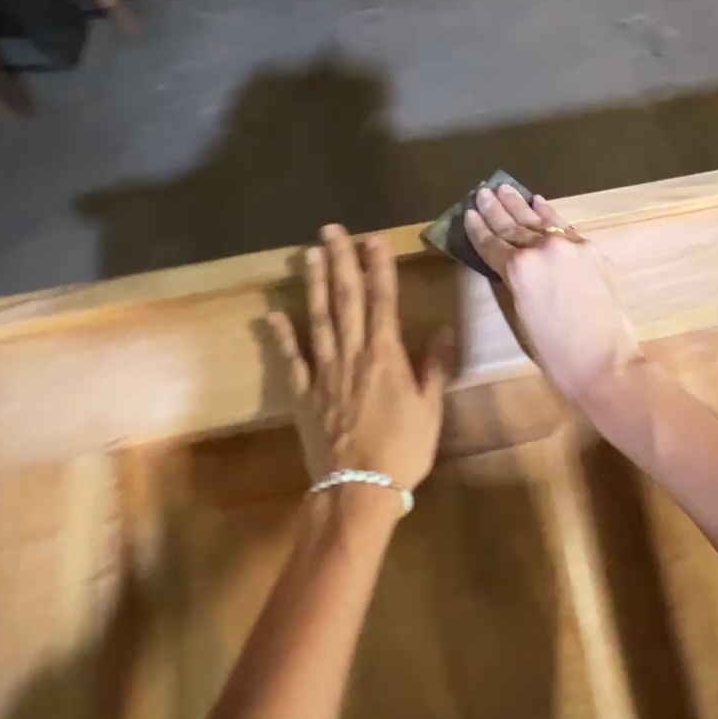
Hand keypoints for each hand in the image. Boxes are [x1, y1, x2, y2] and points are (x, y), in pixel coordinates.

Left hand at [266, 225, 453, 493]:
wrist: (359, 488)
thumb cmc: (404, 449)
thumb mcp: (430, 409)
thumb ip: (434, 367)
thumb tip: (443, 329)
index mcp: (386, 357)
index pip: (382, 302)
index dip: (378, 268)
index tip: (373, 240)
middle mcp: (353, 355)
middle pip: (346, 301)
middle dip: (341, 262)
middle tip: (332, 230)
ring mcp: (324, 373)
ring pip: (319, 320)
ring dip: (315, 285)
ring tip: (310, 254)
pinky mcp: (304, 395)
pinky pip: (293, 360)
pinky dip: (283, 336)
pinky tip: (275, 315)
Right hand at [465, 185, 642, 406]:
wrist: (605, 361)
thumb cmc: (556, 353)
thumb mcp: (522, 317)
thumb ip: (516, 284)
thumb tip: (515, 267)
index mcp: (518, 269)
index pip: (491, 244)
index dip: (478, 229)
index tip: (468, 213)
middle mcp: (542, 249)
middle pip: (513, 227)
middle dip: (495, 210)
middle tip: (481, 193)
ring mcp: (570, 246)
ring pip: (539, 221)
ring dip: (519, 205)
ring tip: (504, 189)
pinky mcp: (592, 251)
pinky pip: (564, 226)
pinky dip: (550, 214)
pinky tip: (539, 201)